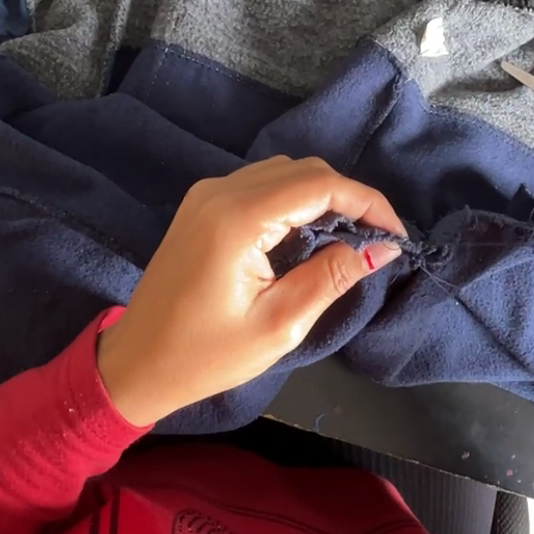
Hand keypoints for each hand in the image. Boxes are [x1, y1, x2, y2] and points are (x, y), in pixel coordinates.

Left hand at [96, 157, 405, 426]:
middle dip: (348, 198)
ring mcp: (206, 194)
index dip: (368, 203)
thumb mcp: (280, 324)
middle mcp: (220, 191)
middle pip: (303, 171)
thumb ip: (332, 277)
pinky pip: (259, 186)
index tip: (396, 235)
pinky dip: (291, 201)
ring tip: (347, 240)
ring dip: (320, 197)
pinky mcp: (200, 205)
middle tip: (375, 241)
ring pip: (281, 173)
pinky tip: (306, 235)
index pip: (320, 185)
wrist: (136, 362)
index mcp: (238, 218)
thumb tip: (383, 247)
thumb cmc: (206, 355)